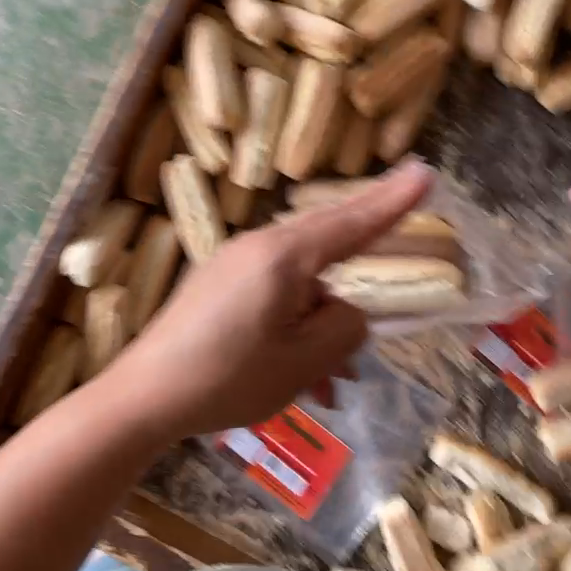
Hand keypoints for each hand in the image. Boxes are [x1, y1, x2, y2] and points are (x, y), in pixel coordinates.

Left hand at [95, 162, 435, 440]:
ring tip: (332, 383)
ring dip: (321, 324)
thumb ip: (343, 328)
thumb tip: (348, 310)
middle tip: (399, 248)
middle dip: (363, 262)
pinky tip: (299, 379)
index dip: (392, 201)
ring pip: (298, 282)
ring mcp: (232, 264)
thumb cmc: (228, 378)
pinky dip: (292, 328)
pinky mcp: (216, 287)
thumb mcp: (303, 361)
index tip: (425, 174)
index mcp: (283, 256)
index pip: (351, 222)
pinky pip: (271, 295)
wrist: (145, 396)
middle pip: (325, 242)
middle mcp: (257, 248)